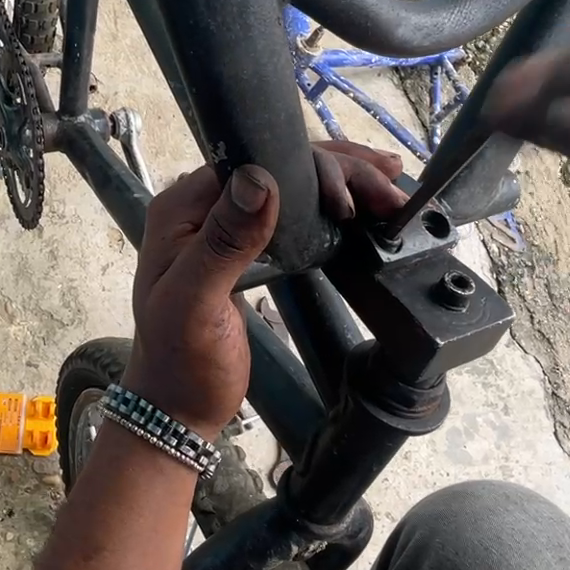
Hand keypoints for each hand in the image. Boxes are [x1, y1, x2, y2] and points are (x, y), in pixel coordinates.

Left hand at [127, 141, 406, 437]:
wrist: (180, 408)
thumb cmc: (182, 362)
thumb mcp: (196, 302)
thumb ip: (224, 242)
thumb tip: (259, 179)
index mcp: (181, 209)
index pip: (251, 161)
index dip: (307, 164)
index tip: (355, 189)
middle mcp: (202, 209)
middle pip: (276, 167)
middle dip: (337, 172)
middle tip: (390, 191)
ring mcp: (225, 230)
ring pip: (288, 188)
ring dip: (340, 186)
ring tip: (389, 194)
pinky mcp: (247, 253)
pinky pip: (290, 217)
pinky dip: (327, 211)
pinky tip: (360, 212)